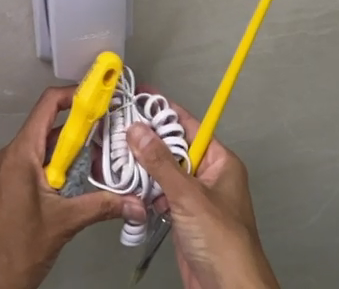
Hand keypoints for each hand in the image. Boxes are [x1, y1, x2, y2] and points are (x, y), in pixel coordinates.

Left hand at [0, 86, 141, 288]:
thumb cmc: (18, 249)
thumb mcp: (64, 223)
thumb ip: (102, 206)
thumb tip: (138, 204)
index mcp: (21, 152)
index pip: (48, 104)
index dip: (76, 95)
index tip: (104, 98)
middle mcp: (12, 154)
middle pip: (50, 125)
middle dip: (82, 127)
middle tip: (113, 134)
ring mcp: (8, 171)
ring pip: (44, 147)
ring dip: (72, 150)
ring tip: (103, 159)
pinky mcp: (8, 187)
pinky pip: (36, 164)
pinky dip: (59, 166)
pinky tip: (80, 180)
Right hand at [128, 105, 278, 288]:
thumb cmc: (222, 240)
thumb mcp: (189, 195)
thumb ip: (161, 163)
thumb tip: (138, 131)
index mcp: (220, 161)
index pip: (189, 126)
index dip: (165, 111)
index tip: (141, 97)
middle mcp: (209, 175)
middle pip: (174, 149)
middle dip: (149, 140)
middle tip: (120, 127)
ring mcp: (196, 198)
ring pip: (165, 173)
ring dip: (144, 167)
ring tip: (117, 154)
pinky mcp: (183, 219)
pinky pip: (162, 195)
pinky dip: (146, 191)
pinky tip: (128, 186)